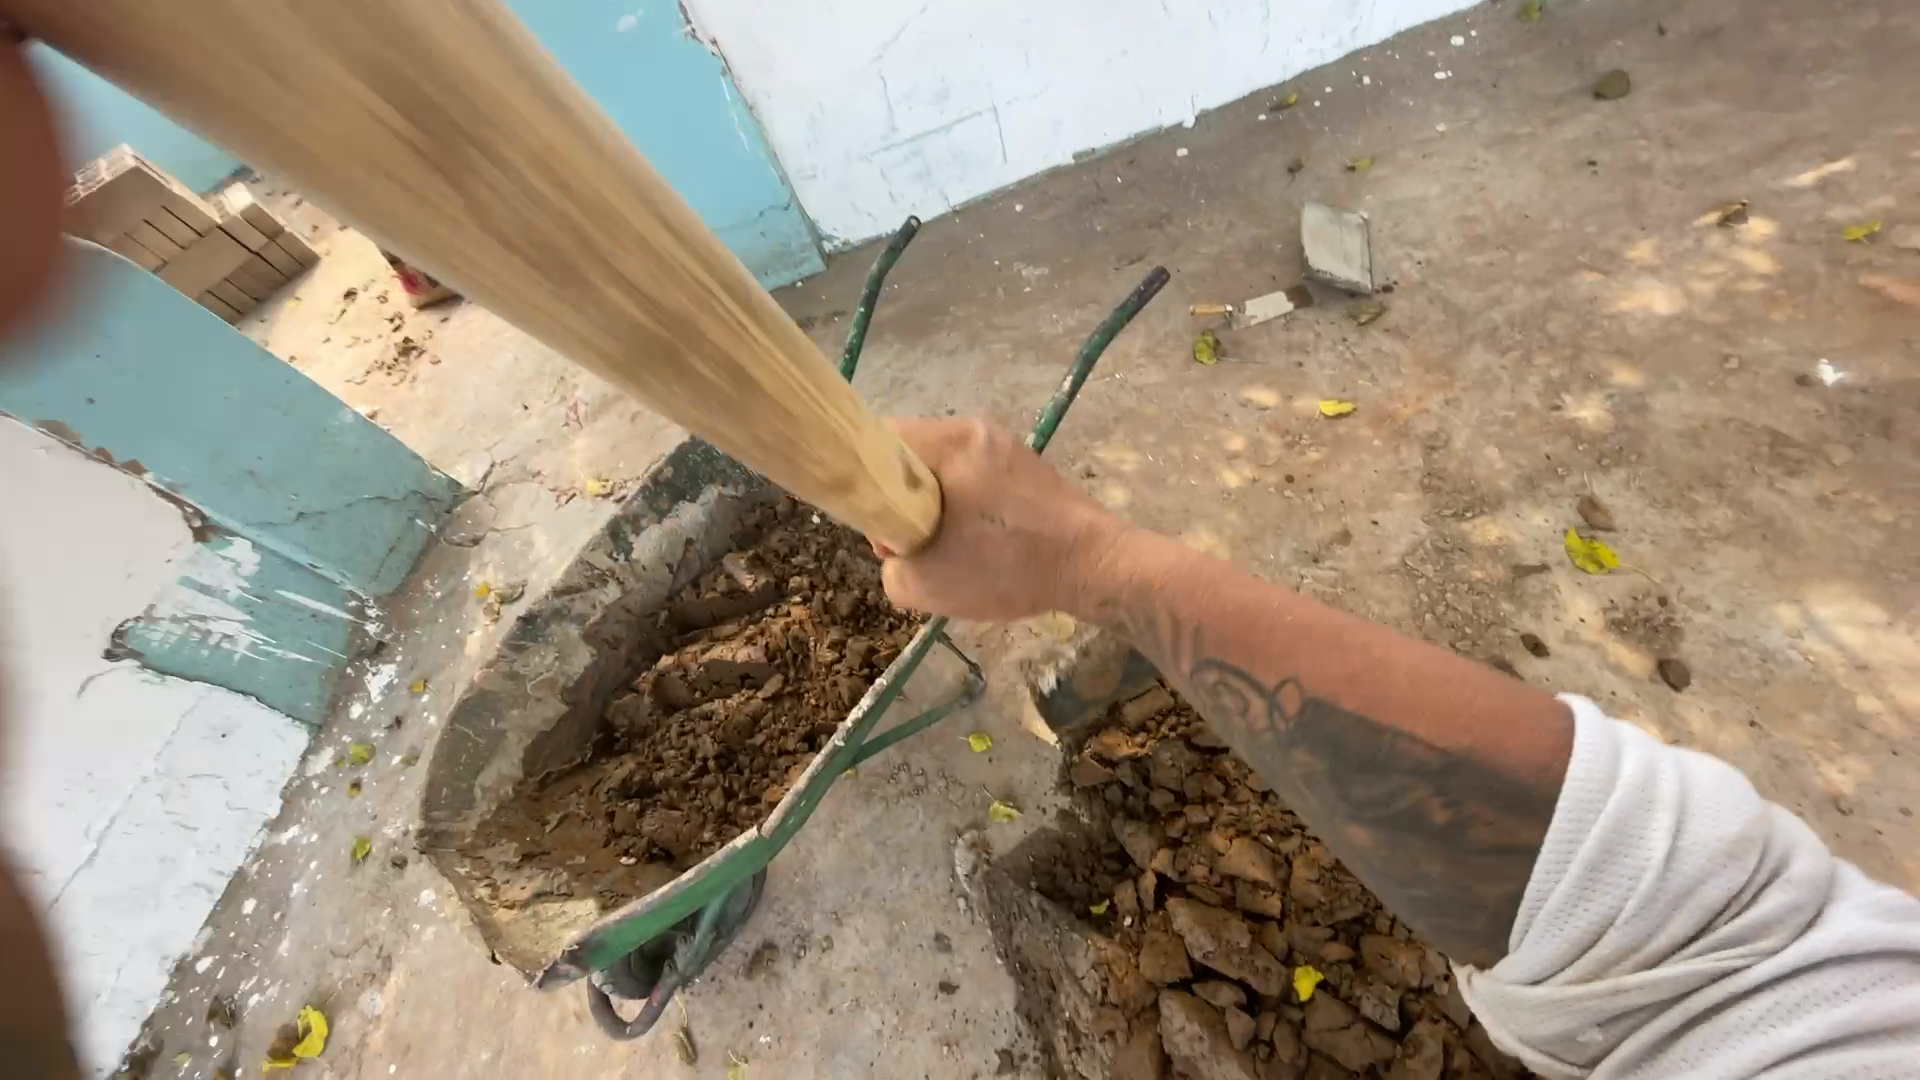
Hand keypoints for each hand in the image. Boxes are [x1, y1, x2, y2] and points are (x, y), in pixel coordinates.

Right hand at [875, 417, 1124, 621]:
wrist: (1093, 568)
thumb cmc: (1007, 569)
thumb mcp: (923, 585)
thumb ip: (890, 564)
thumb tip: (899, 546)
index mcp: (950, 441)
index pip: (880, 440)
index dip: (868, 484)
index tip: (883, 527)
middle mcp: (976, 429)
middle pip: (912, 456)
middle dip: (903, 501)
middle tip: (915, 546)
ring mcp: (1006, 444)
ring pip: (943, 469)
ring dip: (935, 507)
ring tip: (953, 548)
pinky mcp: (1027, 465)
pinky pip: (975, 478)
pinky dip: (966, 507)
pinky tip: (981, 543)